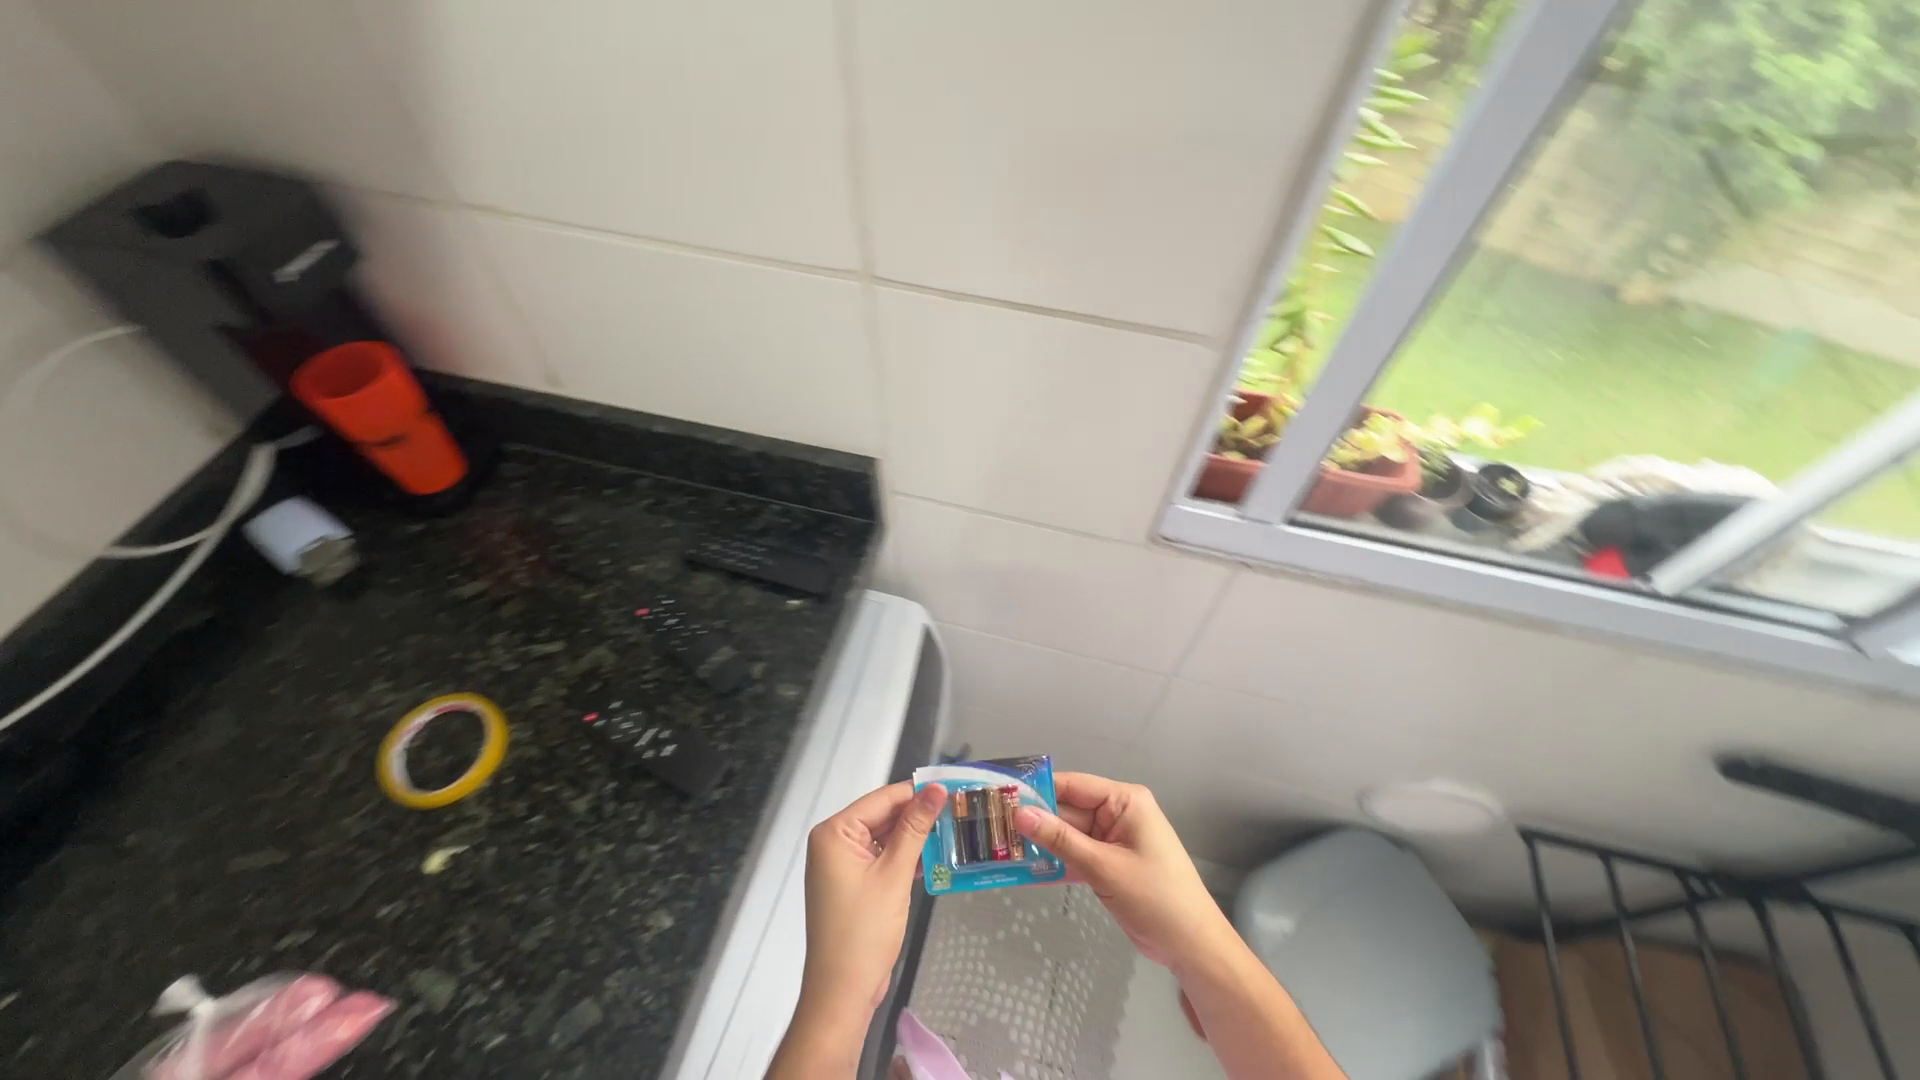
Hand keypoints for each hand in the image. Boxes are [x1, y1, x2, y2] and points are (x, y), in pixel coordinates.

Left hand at [771, 781, 945, 1077]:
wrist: (843, 992)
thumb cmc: (863, 933)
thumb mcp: (895, 875)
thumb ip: (915, 828)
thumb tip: (936, 790)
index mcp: (834, 833)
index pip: (882, 799)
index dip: (918, 793)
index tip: (954, 787)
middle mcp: (833, 842)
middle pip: (883, 816)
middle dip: (919, 816)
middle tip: (960, 810)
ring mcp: (842, 865)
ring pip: (885, 837)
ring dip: (915, 838)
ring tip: (955, 831)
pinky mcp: (853, 884)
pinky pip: (882, 858)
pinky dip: (905, 858)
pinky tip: (934, 858)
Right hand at [1012, 772, 1233, 972]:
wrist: (1191, 946)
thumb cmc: (1156, 897)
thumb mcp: (1104, 867)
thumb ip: (1061, 841)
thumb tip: (1021, 814)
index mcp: (1125, 801)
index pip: (1073, 785)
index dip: (1037, 790)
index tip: (1000, 796)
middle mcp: (1117, 814)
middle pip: (1067, 810)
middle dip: (1034, 821)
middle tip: (992, 828)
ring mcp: (1112, 841)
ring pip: (1067, 835)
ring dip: (1041, 844)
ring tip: (1001, 848)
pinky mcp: (1108, 865)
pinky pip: (1075, 856)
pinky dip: (1055, 863)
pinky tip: (1025, 869)